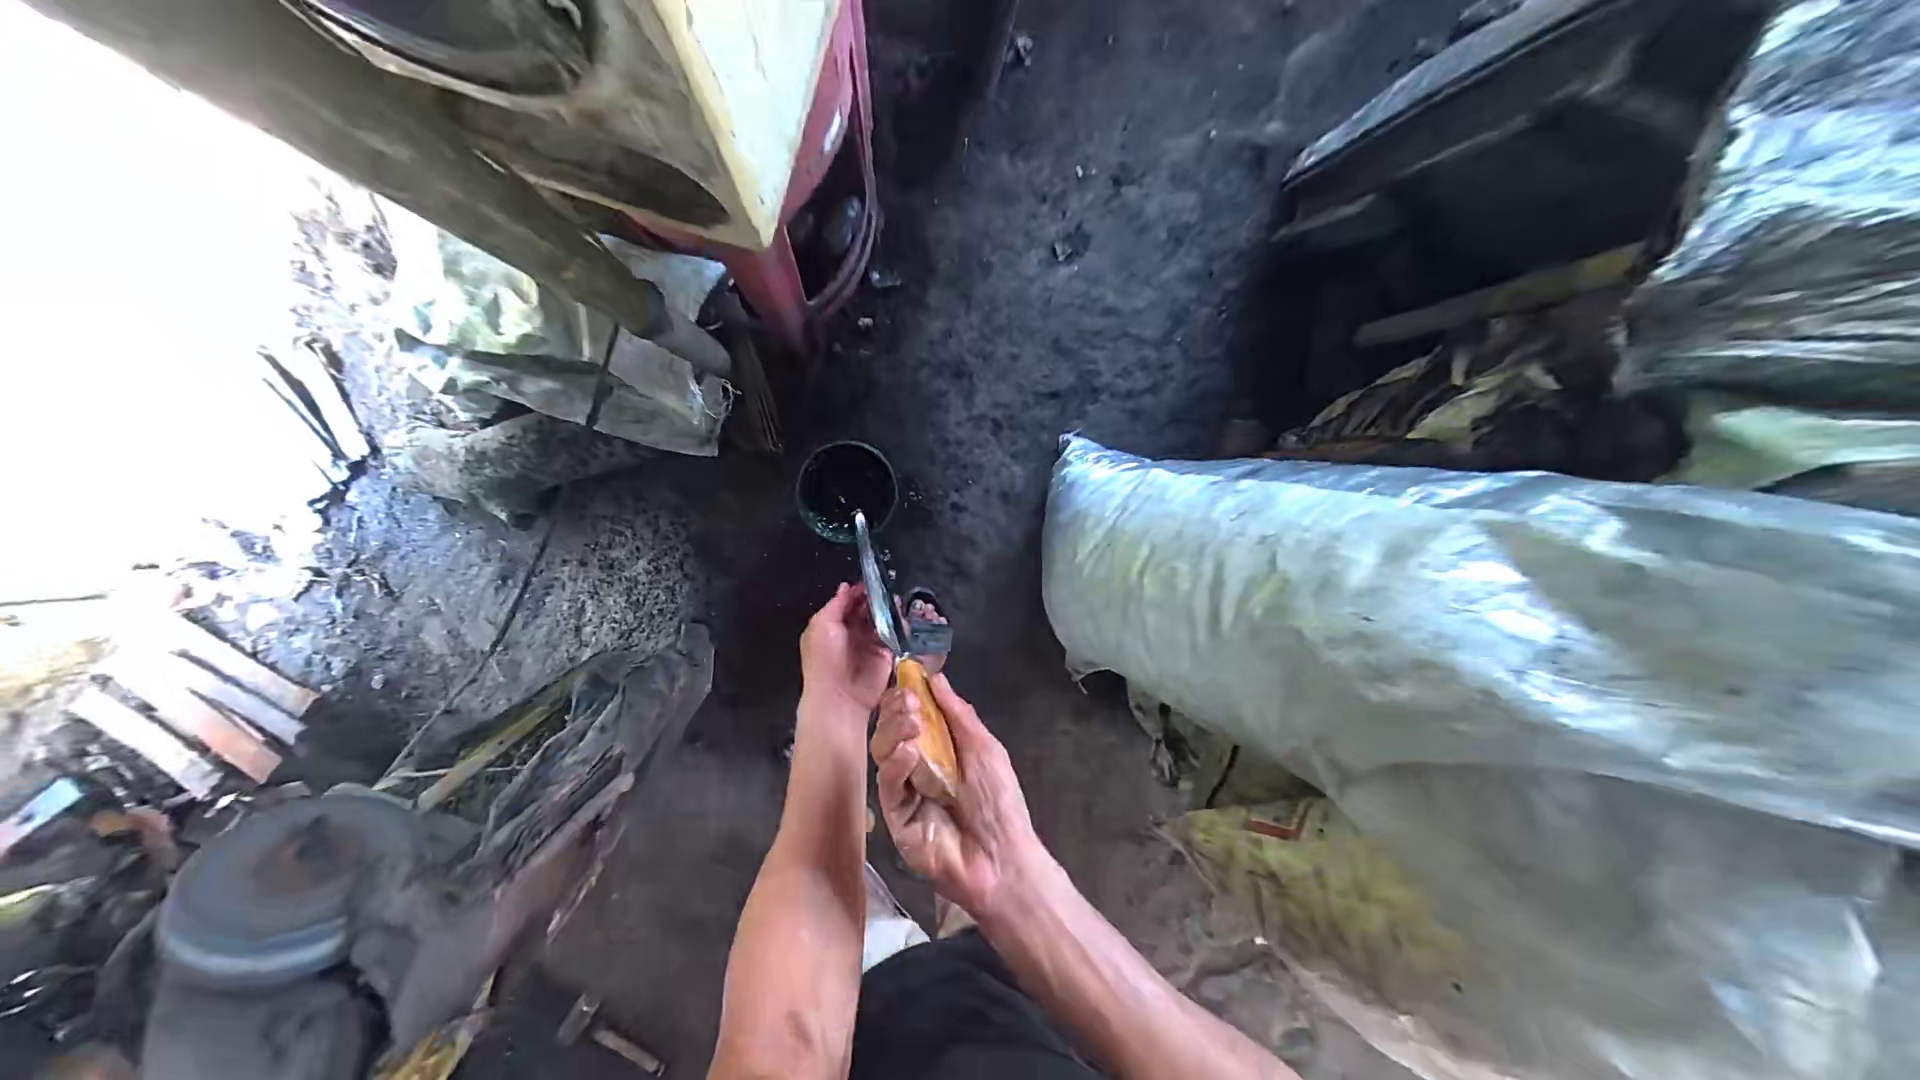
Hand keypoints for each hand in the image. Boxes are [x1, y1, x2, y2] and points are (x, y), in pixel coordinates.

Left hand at [799, 583, 893, 715]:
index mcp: (833, 624)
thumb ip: (836, 604)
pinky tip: (901, 618)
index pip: (849, 601)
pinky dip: (899, 626)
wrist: (840, 696)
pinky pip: (894, 635)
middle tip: (886, 591)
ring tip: (895, 603)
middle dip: (877, 599)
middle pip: (868, 609)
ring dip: (889, 611)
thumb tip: (846, 587)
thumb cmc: (825, 660)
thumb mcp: (822, 624)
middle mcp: (852, 632)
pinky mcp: (885, 655)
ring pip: (882, 620)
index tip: (871, 583)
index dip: (859, 591)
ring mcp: (869, 643)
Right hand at [871, 674, 1047, 921]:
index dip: (906, 699)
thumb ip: (958, 713)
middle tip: (909, 702)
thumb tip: (937, 678)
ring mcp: (904, 792)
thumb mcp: (984, 748)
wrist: (1002, 857)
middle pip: (890, 732)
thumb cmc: (998, 801)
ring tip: (913, 723)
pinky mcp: (895, 818)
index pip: (910, 717)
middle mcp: (916, 767)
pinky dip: (896, 765)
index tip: (910, 682)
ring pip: (883, 754)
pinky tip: (909, 753)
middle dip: (897, 712)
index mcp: (938, 750)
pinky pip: (887, 787)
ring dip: (894, 732)